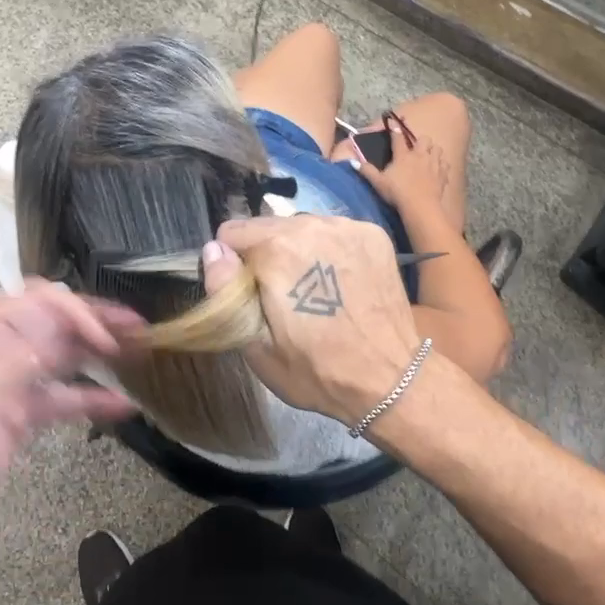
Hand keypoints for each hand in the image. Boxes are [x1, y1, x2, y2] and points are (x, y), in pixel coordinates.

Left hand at [0, 282, 143, 561]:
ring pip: (61, 357)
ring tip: (142, 352)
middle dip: (94, 321)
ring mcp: (9, 386)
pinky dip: (91, 401)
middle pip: (52, 323)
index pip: (34, 302)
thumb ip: (8, 361)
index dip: (73, 311)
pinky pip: (61, 402)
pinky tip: (124, 407)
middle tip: (141, 327)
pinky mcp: (18, 420)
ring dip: (98, 353)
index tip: (107, 336)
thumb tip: (57, 323)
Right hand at [202, 216, 419, 424]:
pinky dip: (329, 248)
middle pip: (265, 225)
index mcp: (275, 249)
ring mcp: (345, 226)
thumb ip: (224, 291)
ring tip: (313, 289)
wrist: (392, 380)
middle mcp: (309, 225)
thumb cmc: (316, 370)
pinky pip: (332, 229)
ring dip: (297, 248)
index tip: (250, 295)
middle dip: (264, 254)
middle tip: (282, 297)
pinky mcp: (372, 232)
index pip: (230, 233)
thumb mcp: (255, 345)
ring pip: (299, 224)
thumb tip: (213, 250)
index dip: (233, 265)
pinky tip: (339, 281)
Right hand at [349, 123, 450, 216]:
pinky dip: (442, 165)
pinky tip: (438, 169)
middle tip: (416, 148)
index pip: (398, 138)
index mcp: (403, 156)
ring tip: (429, 156)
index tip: (394, 123)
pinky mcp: (443, 174)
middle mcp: (420, 156)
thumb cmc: (397, 193)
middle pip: (424, 139)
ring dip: (434, 151)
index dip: (395, 129)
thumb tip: (353, 162)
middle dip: (421, 141)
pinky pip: (446, 164)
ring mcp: (434, 164)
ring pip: (438, 148)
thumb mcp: (378, 182)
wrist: (420, 206)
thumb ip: (367, 171)